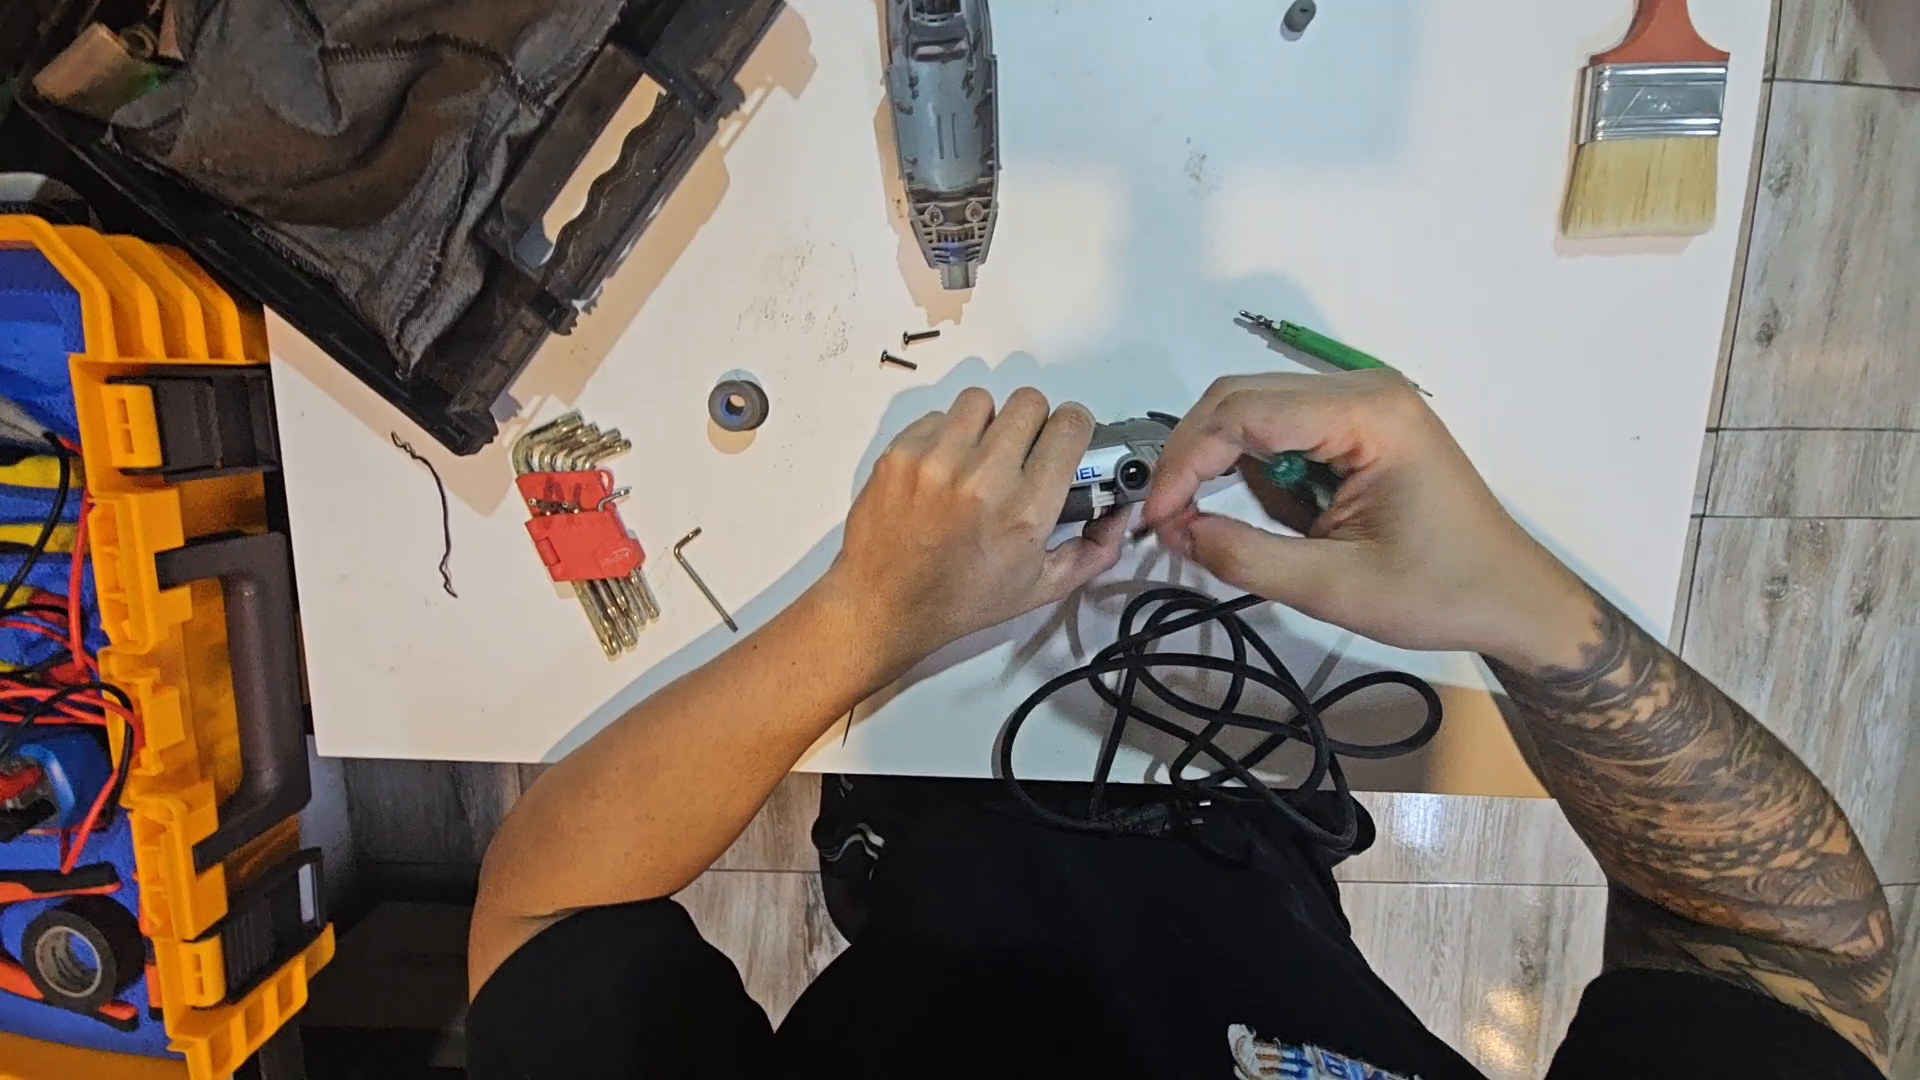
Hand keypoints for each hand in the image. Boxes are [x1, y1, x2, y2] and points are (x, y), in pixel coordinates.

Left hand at [825, 387, 1127, 673]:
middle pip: (1029, 402)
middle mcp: (983, 478)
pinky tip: (941, 471)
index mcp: (1025, 512)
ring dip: (987, 424)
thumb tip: (1121, 510)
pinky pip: (938, 417)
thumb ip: (1094, 550)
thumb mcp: (1041, 589)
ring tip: (977, 458)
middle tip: (1019, 453)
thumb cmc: (963, 600)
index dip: (1073, 429)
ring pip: (982, 401)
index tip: (1064, 441)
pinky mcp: (900, 453)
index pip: (1070, 426)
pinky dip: (946, 437)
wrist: (883, 604)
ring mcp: (936, 461)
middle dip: (1033, 424)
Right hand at [1140, 372, 1594, 667]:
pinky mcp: (1352, 426)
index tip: (1155, 516)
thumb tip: (1171, 530)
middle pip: (1238, 398)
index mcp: (1366, 415)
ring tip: (1204, 517)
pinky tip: (1262, 509)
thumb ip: (1243, 556)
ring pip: (1249, 410)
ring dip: (1216, 462)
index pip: (1242, 413)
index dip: (1185, 461)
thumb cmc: (1437, 593)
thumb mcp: (1331, 587)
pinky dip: (1247, 469)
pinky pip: (1274, 432)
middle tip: (1166, 514)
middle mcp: (1359, 391)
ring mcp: (1357, 404)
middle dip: (1191, 456)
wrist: (1514, 600)